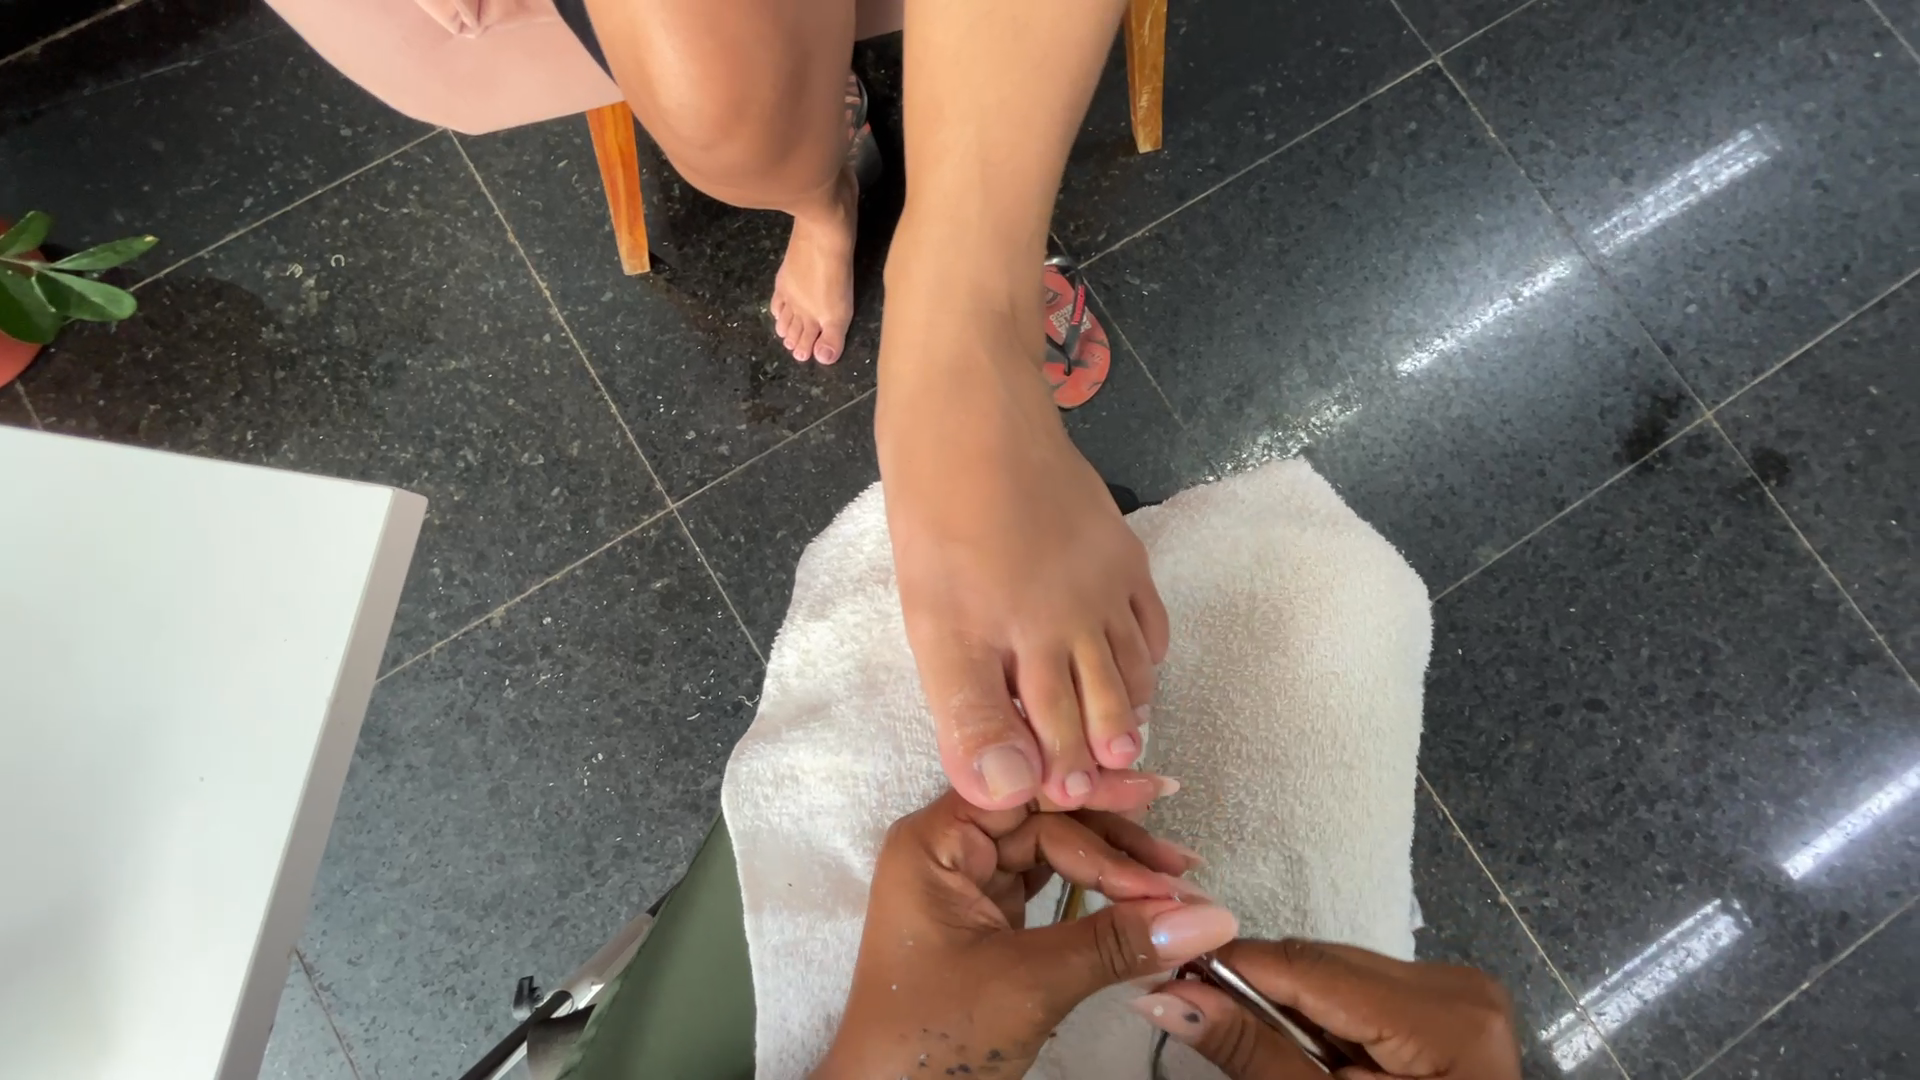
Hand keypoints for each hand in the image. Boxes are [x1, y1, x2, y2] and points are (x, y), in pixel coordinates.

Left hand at [811, 790, 1236, 1077]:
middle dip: (1114, 841)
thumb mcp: (1029, 983)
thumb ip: (1115, 943)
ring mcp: (971, 879)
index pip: (1026, 795)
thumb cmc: (936, 1038)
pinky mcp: (990, 913)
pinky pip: (1050, 883)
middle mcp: (951, 845)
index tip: (1157, 802)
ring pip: (1053, 850)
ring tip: (1175, 878)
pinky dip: (1095, 891)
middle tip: (1182, 862)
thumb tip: (1210, 917)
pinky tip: (1137, 894)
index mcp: (937, 838)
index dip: (1093, 800)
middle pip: (1044, 819)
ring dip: (1112, 864)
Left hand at [877, 248, 1169, 810]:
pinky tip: (1140, 661)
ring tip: (1122, 737)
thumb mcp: (934, 622)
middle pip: (1108, 704)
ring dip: (1129, 706)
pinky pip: (1152, 617)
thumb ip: (970, 707)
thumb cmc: (938, 518)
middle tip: (1103, 783)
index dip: (1063, 773)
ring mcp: (1113, 580)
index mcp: (1039, 646)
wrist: (973, 413)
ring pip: (1136, 666)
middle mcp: (1090, 621)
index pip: (1062, 733)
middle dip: (1102, 750)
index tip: (1066, 803)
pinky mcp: (1122, 545)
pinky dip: (1149, 651)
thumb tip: (1010, 790)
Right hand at [1128, 939, 1522, 1078]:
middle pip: (1319, 963)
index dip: (1230, 965)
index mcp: (1440, 1019)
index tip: (1169, 978)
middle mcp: (1452, 985)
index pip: (1307, 965)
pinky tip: (1309, 1048)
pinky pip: (1358, 986)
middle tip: (1202, 1016)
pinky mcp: (1447, 1004)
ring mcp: (1455, 991)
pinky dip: (1321, 1012)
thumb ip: (1252, 1052)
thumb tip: (1166, 997)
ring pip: (1333, 969)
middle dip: (1258, 990)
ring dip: (1286, 1002)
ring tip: (1262, 1042)